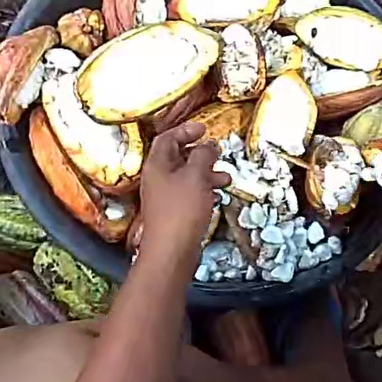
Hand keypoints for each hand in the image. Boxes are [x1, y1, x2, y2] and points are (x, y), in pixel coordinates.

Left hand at [138, 122, 225, 258]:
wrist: (171, 252)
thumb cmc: (182, 210)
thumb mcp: (196, 176)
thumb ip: (203, 156)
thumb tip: (209, 145)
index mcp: (157, 165)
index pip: (167, 138)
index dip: (185, 130)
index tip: (203, 128)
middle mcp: (157, 179)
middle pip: (177, 157)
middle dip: (199, 153)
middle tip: (217, 152)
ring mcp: (164, 197)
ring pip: (186, 177)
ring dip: (206, 173)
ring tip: (225, 176)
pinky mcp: (173, 213)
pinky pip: (189, 194)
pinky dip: (204, 190)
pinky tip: (217, 195)